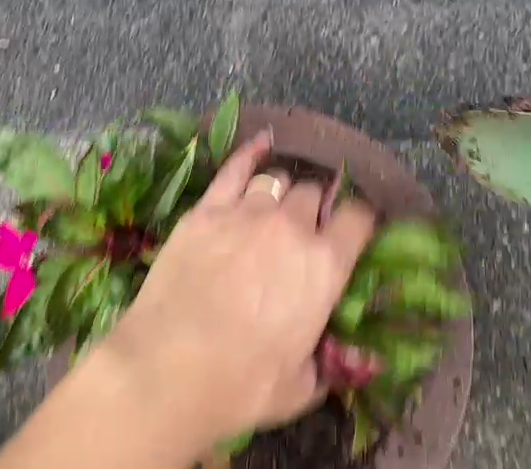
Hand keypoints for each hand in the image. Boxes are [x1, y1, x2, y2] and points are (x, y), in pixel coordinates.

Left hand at [99, 129, 377, 448]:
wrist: (169, 369)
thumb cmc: (241, 386)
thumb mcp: (300, 386)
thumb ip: (320, 364)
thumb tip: (327, 362)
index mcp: (325, 266)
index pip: (358, 219)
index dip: (360, 219)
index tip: (356, 226)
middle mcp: (291, 227)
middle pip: (314, 193)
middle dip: (316, 206)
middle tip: (307, 225)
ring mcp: (246, 212)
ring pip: (277, 180)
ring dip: (283, 190)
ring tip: (278, 201)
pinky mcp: (206, 210)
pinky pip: (235, 169)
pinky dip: (250, 153)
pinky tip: (260, 143)